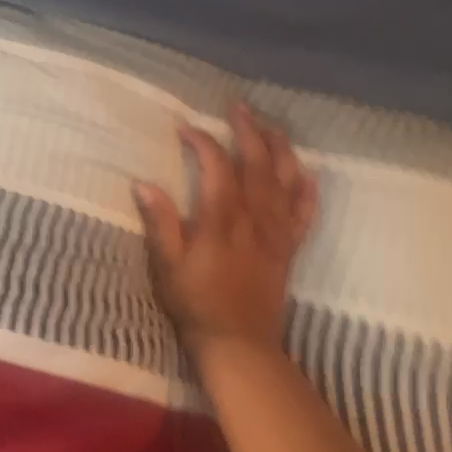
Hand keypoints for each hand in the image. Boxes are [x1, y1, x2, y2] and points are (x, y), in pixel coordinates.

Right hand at [134, 102, 317, 359]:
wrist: (239, 344)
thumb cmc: (195, 303)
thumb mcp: (166, 265)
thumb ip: (160, 223)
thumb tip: (143, 183)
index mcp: (222, 220)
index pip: (218, 167)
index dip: (204, 142)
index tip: (186, 128)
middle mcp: (254, 220)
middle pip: (257, 165)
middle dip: (249, 132)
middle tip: (239, 107)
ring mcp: (276, 234)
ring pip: (285, 182)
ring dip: (280, 150)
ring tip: (272, 127)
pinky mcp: (288, 249)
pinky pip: (305, 213)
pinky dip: (308, 190)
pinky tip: (308, 173)